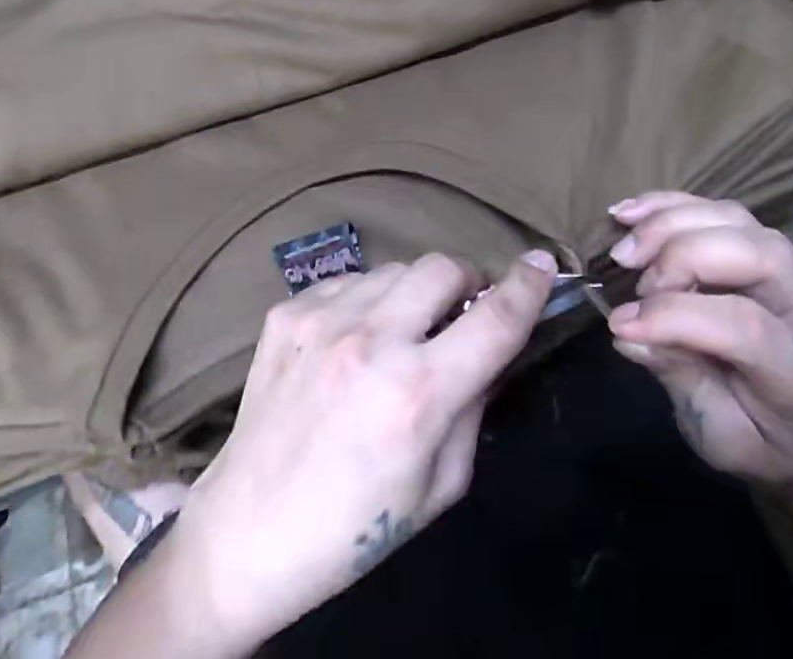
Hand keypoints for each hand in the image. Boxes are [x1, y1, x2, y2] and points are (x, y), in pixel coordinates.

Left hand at [156, 252, 555, 651]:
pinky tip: (353, 341)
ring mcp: (321, 320)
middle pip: (441, 267)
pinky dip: (366, 301)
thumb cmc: (357, 527)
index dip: (528, 286)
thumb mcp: (441, 485)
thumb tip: (493, 350)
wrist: (250, 528)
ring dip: (413, 293)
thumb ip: (474, 406)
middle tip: (460, 314)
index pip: (494, 319)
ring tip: (400, 334)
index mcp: (417, 394)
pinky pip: (347, 282)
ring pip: (393, 269)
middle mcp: (370, 341)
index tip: (542, 264)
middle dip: (466, 283)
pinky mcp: (285, 315)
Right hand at [603, 192, 792, 486]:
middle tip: (633, 279)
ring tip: (624, 247)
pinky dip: (672, 206)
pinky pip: (725, 214)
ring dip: (673, 222)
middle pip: (762, 254)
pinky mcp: (771, 259)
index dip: (676, 317)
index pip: (748, 329)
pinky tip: (630, 214)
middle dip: (683, 255)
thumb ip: (682, 381)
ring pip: (743, 222)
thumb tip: (629, 332)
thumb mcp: (721, 439)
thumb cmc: (763, 447)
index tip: (619, 324)